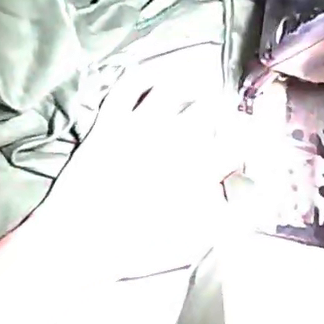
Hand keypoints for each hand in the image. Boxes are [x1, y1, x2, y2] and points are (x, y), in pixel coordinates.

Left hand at [19, 66, 241, 281]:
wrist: (76, 244)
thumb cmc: (135, 250)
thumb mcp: (192, 242)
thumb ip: (225, 216)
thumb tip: (241, 193)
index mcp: (198, 170)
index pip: (238, 141)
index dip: (247, 141)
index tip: (245, 146)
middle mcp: (172, 141)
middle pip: (211, 106)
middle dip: (222, 110)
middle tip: (221, 116)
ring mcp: (138, 128)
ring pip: (174, 86)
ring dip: (191, 84)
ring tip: (195, 87)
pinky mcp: (108, 123)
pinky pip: (128, 85)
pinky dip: (145, 74)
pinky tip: (154, 74)